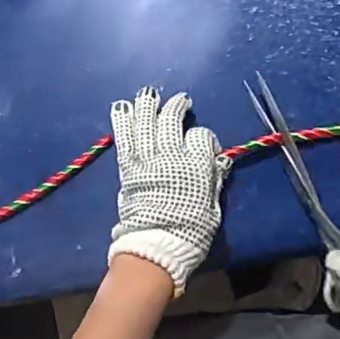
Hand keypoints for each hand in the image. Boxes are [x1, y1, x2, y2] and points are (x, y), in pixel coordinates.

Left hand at [107, 88, 230, 292]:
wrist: (154, 245)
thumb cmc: (189, 231)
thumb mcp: (212, 207)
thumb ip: (213, 180)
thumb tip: (217, 160)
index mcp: (196, 166)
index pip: (201, 137)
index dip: (203, 138)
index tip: (202, 144)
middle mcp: (170, 157)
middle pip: (171, 121)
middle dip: (176, 107)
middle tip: (179, 100)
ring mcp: (146, 160)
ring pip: (145, 123)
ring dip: (147, 105)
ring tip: (150, 93)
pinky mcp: (128, 167)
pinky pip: (124, 137)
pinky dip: (122, 120)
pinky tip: (122, 106)